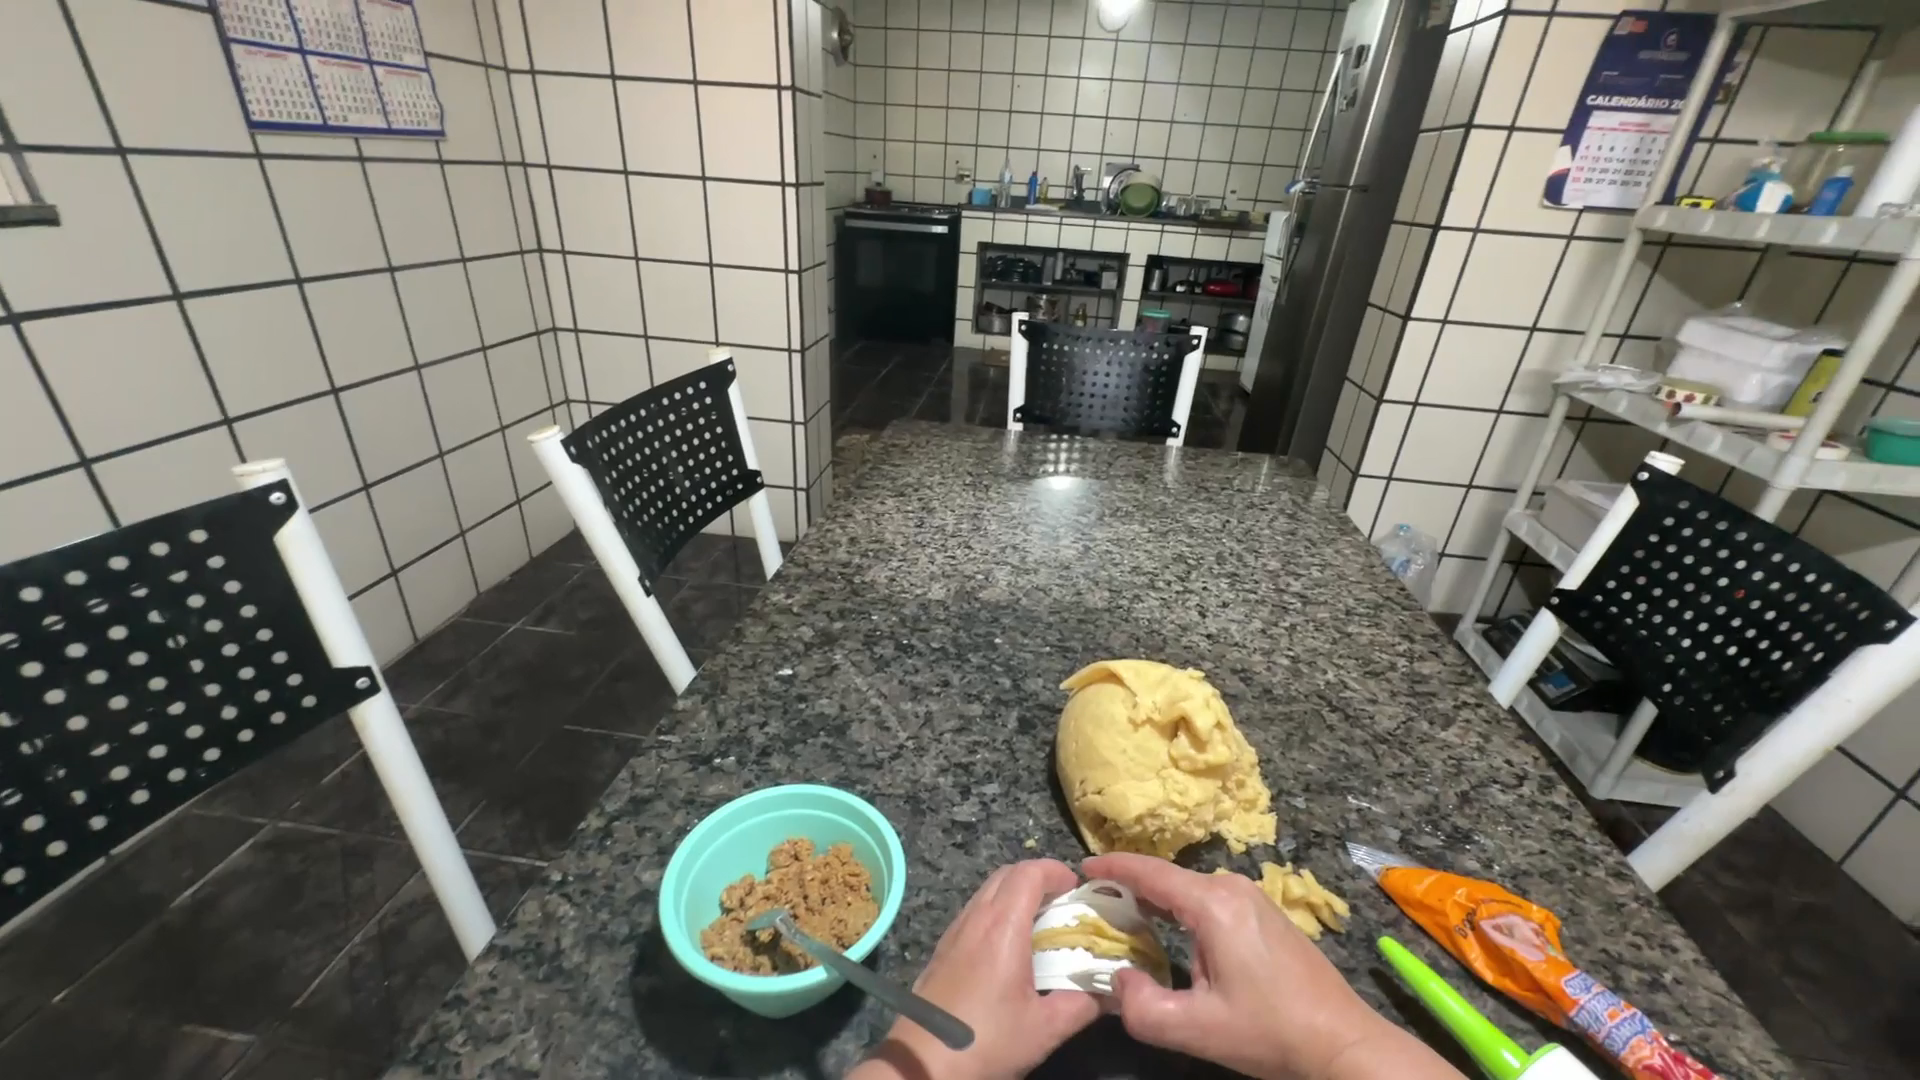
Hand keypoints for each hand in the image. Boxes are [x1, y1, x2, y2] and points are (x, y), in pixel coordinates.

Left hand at [848, 860, 1099, 1079]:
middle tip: (1063, 902)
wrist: (922, 1061)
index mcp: (1003, 925)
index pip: (1029, 872)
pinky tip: (1009, 946)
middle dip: (1038, 877)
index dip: (1056, 871)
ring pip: (988, 890)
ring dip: (1016, 893)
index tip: (1077, 888)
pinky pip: (975, 910)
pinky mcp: (943, 946)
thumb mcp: (1044, 1029)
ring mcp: (955, 929)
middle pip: (1008, 873)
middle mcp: (976, 916)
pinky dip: (998, 910)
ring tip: (1040, 922)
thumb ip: (1081, 1005)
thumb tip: (1110, 993)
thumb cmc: (986, 1041)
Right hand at [1084, 853, 1461, 1079]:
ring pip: (1188, 889)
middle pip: (1167, 877)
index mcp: (1213, 903)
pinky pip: (1208, 899)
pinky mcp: (1263, 912)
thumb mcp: (1198, 1029)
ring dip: (1156, 900)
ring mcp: (1251, 897)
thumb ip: (1143, 1008)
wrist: (1345, 1044)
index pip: (1150, 872)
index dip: (1112, 867)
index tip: (1081, 870)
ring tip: (1125, 918)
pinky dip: (1180, 908)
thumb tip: (1116, 979)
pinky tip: (1170, 932)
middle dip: (1129, 887)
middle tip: (1096, 905)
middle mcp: (1231, 887)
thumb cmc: (1271, 1033)